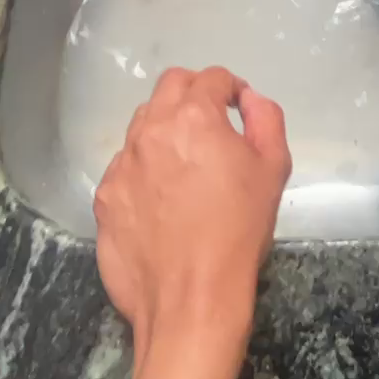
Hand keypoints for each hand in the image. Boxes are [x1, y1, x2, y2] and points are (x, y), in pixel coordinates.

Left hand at [94, 67, 290, 378]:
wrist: (191, 301)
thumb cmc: (239, 231)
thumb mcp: (274, 169)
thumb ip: (267, 119)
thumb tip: (250, 100)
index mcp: (195, 117)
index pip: (213, 78)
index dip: (232, 88)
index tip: (240, 108)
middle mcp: (152, 130)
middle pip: (170, 85)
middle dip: (195, 92)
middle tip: (213, 121)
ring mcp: (122, 164)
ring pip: (143, 122)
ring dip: (167, 126)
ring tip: (186, 161)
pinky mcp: (104, 197)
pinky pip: (125, 164)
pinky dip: (145, 166)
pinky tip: (161, 197)